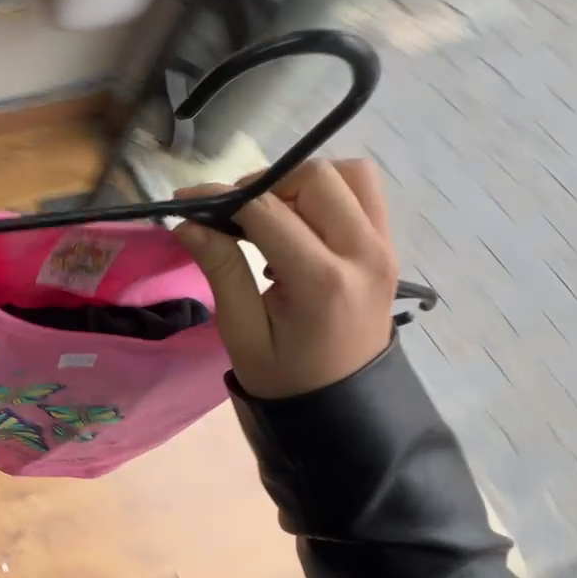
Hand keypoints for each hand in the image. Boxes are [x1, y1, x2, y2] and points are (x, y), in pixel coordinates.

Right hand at [173, 158, 398, 399]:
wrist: (341, 403)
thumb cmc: (283, 375)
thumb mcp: (241, 331)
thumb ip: (221, 270)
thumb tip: (188, 224)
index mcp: (321, 281)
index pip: (267, 212)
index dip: (221, 198)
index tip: (187, 200)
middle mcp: (363, 253)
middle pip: (316, 177)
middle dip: (265, 184)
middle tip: (234, 214)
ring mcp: (384, 247)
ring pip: (348, 174)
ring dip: (301, 183)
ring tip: (270, 215)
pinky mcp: (388, 246)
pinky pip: (363, 193)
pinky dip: (327, 194)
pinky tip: (298, 225)